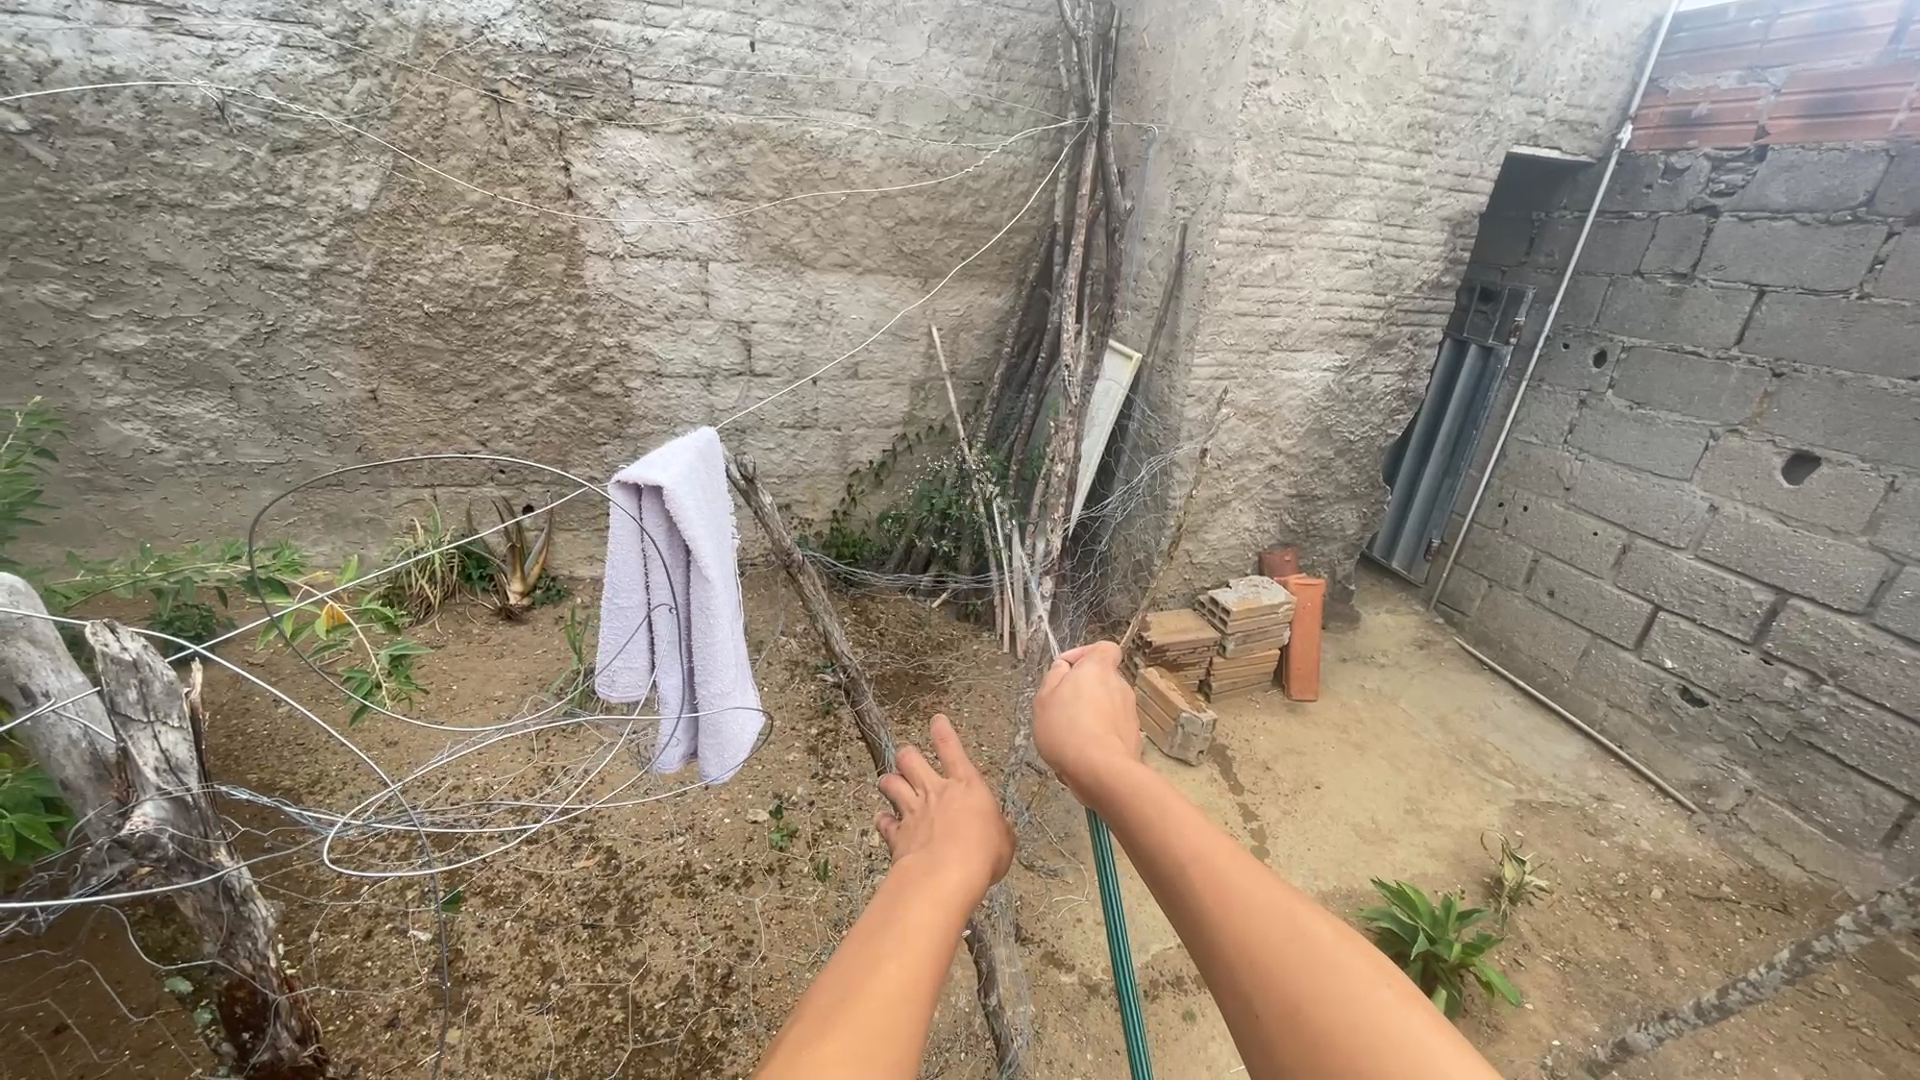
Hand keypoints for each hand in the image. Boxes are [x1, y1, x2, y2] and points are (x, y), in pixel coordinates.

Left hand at [875, 715, 1013, 897]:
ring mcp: (913, 810)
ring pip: (892, 783)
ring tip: (887, 780)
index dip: (943, 732)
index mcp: (966, 786)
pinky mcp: (898, 834)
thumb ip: (998, 829)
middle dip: (907, 754)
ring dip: (889, 780)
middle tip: (907, 755)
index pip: (952, 749)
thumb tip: (998, 831)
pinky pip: (884, 821)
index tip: (937, 720)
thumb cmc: (982, 854)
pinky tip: (881, 820)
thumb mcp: (1004, 840)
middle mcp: (936, 791)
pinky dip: (882, 820)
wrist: (946, 874)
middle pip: (912, 759)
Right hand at [1033, 640, 1139, 799]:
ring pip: (1106, 704)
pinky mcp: (1133, 736)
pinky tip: (1082, 750)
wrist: (1101, 771)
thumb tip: (1062, 668)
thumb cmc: (1068, 731)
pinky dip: (1099, 733)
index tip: (1065, 669)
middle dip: (1082, 689)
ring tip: (1069, 733)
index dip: (1084, 654)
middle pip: (1102, 678)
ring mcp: (1129, 711)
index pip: (1104, 647)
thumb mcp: (1044, 699)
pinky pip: (1111, 727)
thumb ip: (1054, 677)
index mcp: (1098, 668)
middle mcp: (1119, 685)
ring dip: (1090, 713)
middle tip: (1060, 706)